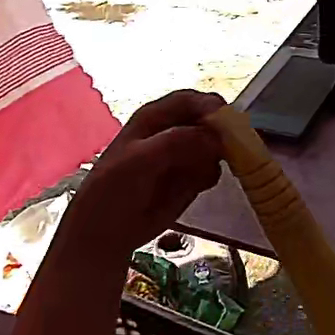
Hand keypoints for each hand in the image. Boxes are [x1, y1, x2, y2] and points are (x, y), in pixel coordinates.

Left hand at [67, 90, 225, 252]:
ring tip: (203, 172)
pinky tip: (198, 186)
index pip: (190, 100)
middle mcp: (173, 130)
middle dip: (221, 132)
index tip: (228, 123)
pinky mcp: (193, 176)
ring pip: (215, 144)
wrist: (106, 234)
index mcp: (155, 116)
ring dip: (217, 156)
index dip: (210, 106)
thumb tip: (216, 138)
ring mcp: (185, 154)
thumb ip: (176, 142)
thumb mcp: (139, 160)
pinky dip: (212, 174)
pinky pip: (213, 168)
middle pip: (208, 120)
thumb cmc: (113, 190)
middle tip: (229, 148)